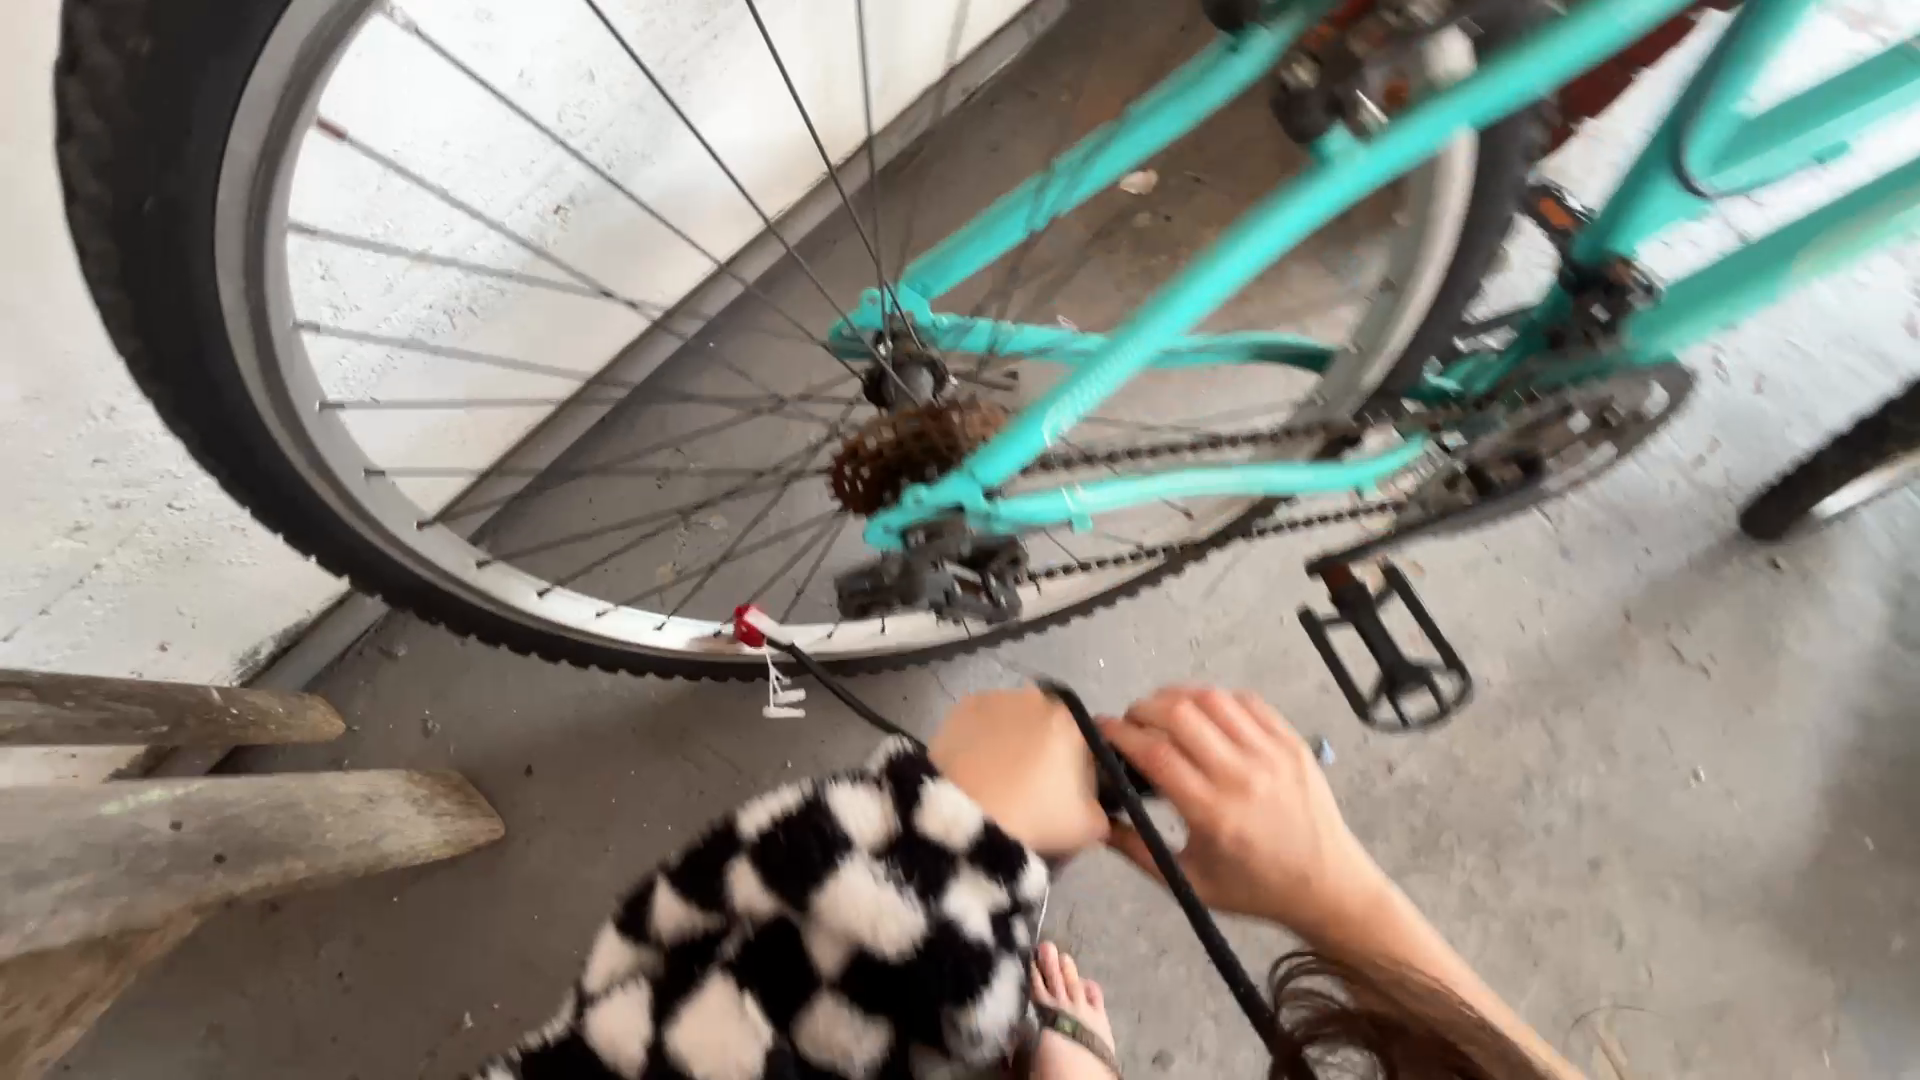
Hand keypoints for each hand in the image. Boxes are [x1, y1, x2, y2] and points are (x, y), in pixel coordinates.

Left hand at [927, 686, 1109, 857]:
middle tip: (1030, 785)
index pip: (1085, 741)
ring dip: (1012, 739)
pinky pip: (983, 721)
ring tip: (998, 777)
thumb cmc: (1034, 816)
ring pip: (1014, 719)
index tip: (1063, 791)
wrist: (967, 816)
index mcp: (1071, 720)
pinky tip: (976, 764)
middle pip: (1049, 724)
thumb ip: (1101, 808)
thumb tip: (1093, 801)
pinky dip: (983, 737)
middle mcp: (1036, 697)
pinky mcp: (963, 705)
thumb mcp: (1088, 827)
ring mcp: (997, 697)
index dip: (1077, 767)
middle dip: (1044, 748)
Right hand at [1099, 687, 1388, 934]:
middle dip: (1143, 707)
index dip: (1120, 732)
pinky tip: (1204, 712)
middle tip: (1132, 720)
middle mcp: (1242, 776)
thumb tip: (1097, 822)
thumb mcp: (1189, 882)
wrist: (1332, 888)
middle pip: (1179, 714)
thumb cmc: (1256, 889)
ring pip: (1211, 698)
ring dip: (1175, 696)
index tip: (1101, 727)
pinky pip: (1246, 700)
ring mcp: (1271, 754)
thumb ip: (1138, 850)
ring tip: (1162, 710)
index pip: (1155, 752)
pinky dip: (1215, 698)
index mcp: (1213, 813)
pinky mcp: (1292, 742)